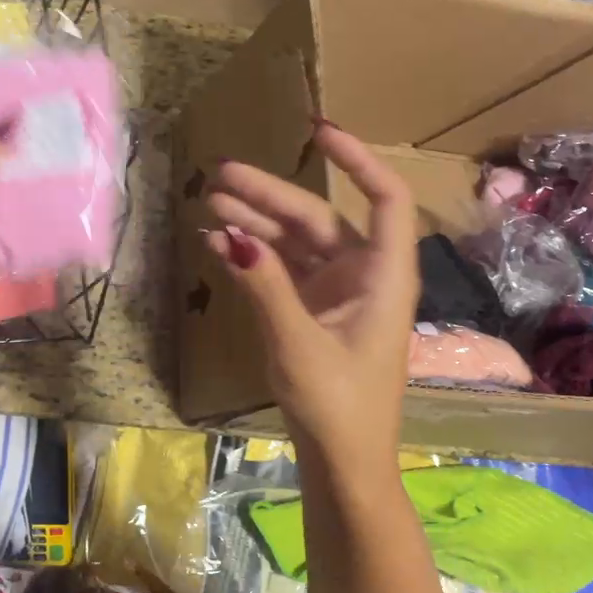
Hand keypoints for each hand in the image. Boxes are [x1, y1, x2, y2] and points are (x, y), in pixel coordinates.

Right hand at [202, 123, 418, 458]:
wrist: (342, 458)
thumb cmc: (337, 402)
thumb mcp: (297, 342)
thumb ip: (264, 285)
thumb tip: (228, 235)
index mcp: (384, 276)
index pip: (384, 200)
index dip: (357, 161)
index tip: (316, 134)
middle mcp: (362, 274)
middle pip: (318, 217)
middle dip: (269, 195)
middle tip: (218, 176)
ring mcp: (335, 292)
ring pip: (294, 242)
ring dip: (252, 224)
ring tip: (207, 204)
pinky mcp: (310, 310)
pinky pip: (279, 271)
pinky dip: (250, 257)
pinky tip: (215, 245)